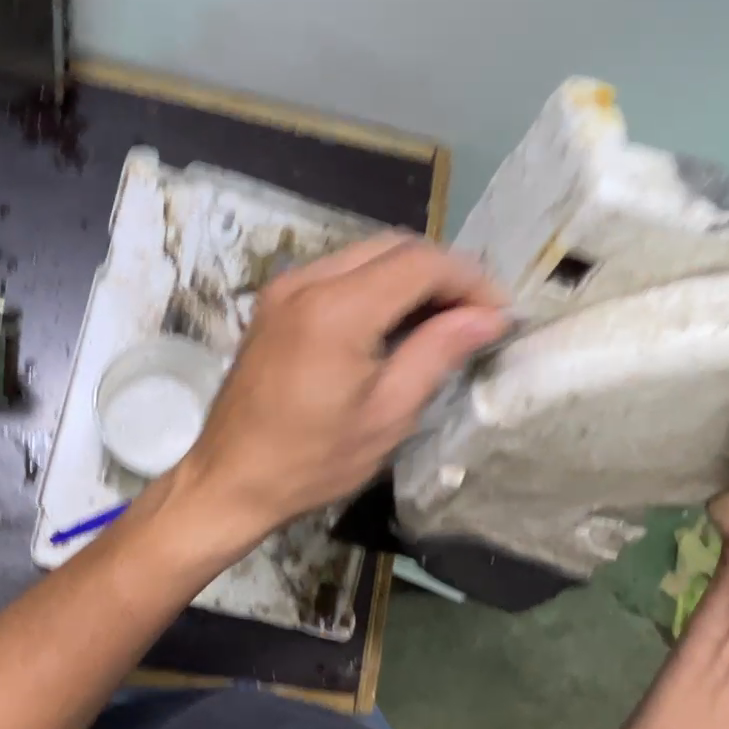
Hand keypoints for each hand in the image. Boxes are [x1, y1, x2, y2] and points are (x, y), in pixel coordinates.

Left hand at [170, 234, 508, 543]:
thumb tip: (488, 317)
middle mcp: (306, 282)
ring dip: (409, 278)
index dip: (470, 281)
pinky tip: (393, 324)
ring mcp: (283, 290)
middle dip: (443, 274)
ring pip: (364, 255)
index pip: (421, 263)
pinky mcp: (272, 305)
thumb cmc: (309, 462)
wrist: (228, 480)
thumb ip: (437, 354)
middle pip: (393, 247)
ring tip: (441, 322)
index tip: (499, 314)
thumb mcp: (386, 416)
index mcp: (336, 309)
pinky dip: (373, 287)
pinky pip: (336, 274)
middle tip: (475, 317)